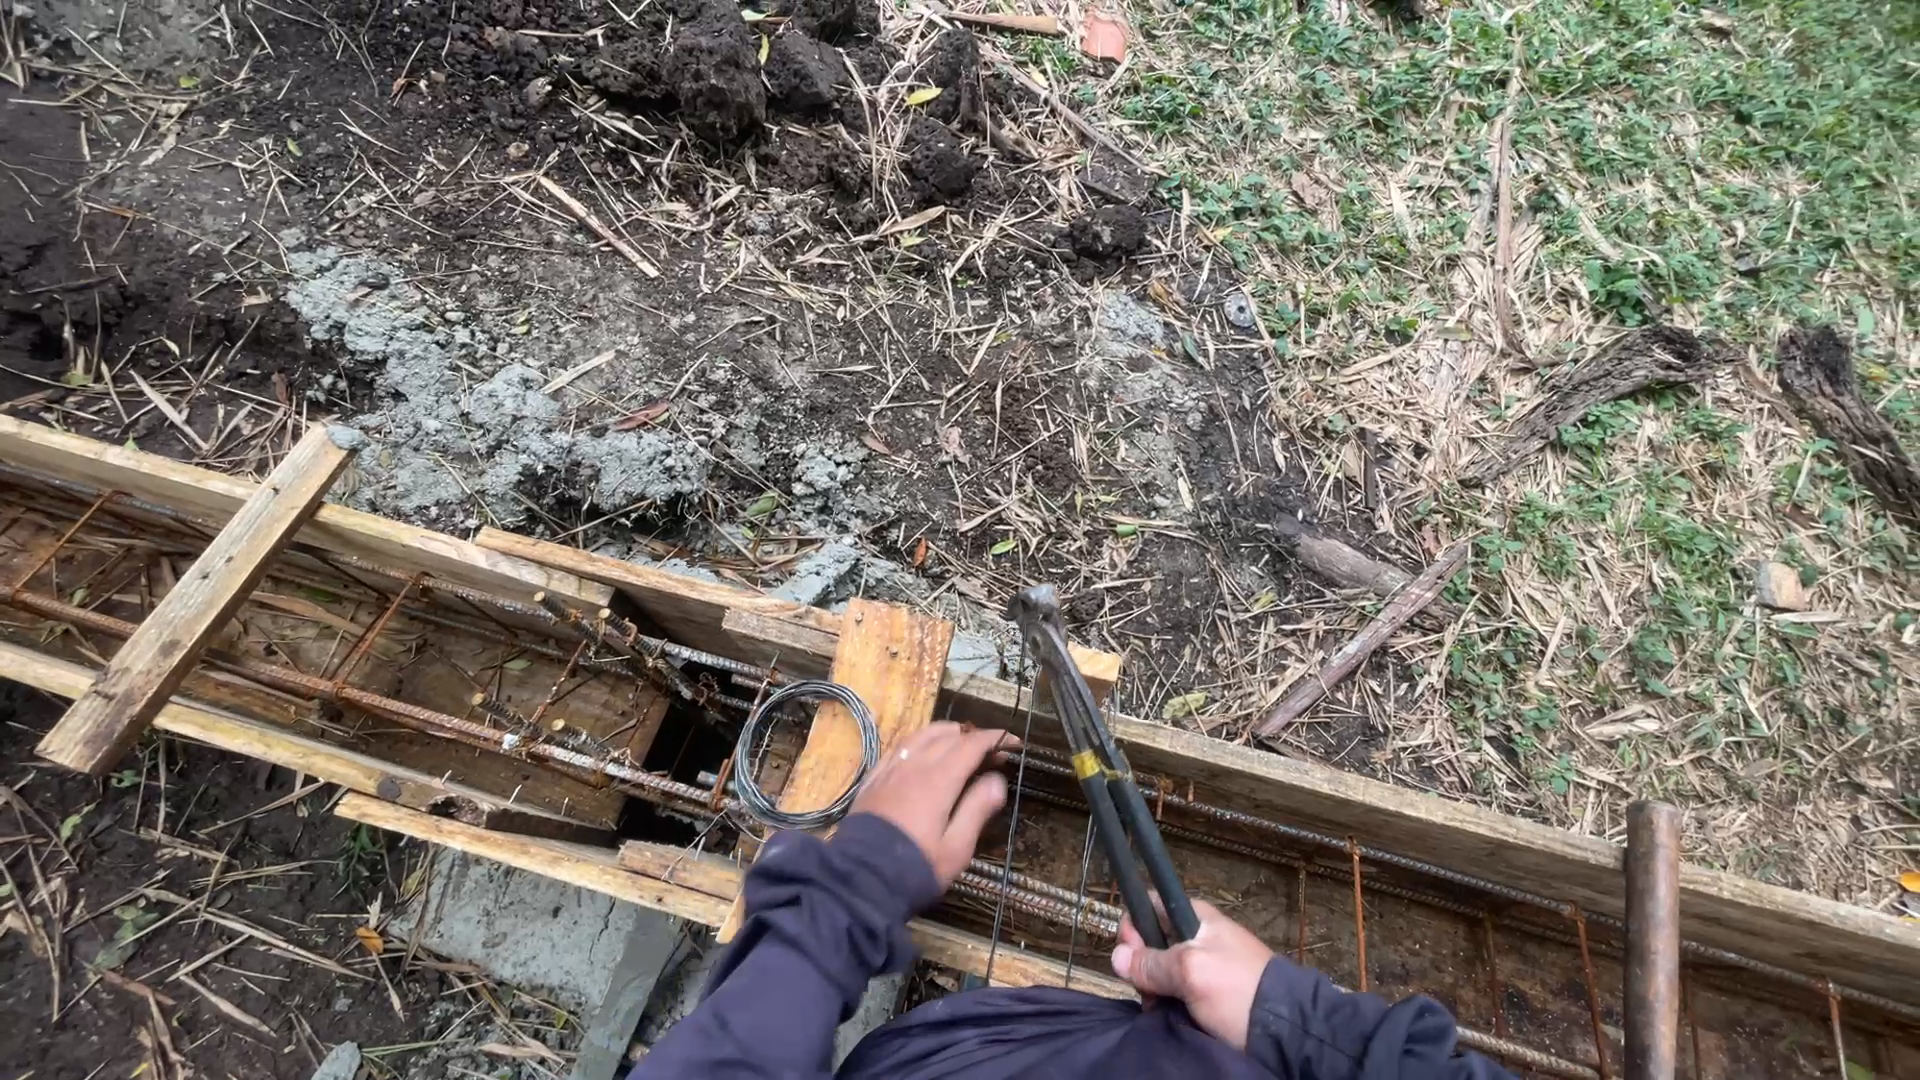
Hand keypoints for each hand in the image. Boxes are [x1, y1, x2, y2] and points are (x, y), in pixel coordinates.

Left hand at [850, 723, 1019, 887]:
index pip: (971, 745)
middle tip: (992, 754)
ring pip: (922, 735)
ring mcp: (891, 769)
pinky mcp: (874, 778)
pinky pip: (900, 746)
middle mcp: (914, 764)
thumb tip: (997, 780)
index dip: (995, 739)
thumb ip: (977, 809)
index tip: (1014, 742)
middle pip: (948, 735)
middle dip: (974, 738)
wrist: (861, 881)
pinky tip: (924, 751)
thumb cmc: (917, 868)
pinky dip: (920, 741)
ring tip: (962, 745)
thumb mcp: (956, 848)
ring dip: (947, 734)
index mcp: (938, 779)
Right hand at [1111, 898, 1271, 1051]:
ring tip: (1162, 1010)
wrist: (1289, 1030)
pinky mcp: (1212, 991)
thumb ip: (1151, 962)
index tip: (1133, 956)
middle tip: (1149, 993)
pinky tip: (1172, 1017)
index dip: (1133, 928)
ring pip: (1163, 970)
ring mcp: (1205, 963)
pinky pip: (1178, 991)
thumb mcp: (1191, 971)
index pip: (1148, 906)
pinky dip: (1171, 1003)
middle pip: (1152, 942)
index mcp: (1193, 915)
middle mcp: (1196, 934)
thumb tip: (1115, 955)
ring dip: (1156, 990)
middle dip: (1143, 967)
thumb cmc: (1238, 990)